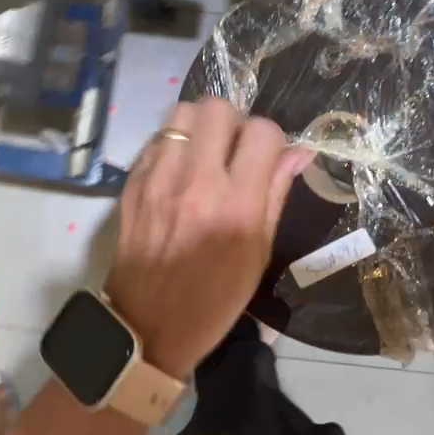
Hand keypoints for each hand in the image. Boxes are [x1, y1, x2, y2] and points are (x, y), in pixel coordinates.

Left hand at [104, 98, 312, 377]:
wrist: (145, 326)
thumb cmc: (214, 298)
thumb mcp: (258, 252)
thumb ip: (276, 193)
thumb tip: (299, 151)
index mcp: (236, 204)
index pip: (262, 131)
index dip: (271, 138)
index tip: (267, 156)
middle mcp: (196, 181)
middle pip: (218, 108)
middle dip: (234, 121)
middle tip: (234, 148)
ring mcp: (159, 177)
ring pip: (183, 112)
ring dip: (200, 125)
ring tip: (205, 152)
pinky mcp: (134, 180)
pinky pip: (157, 137)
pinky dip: (173, 143)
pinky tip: (179, 168)